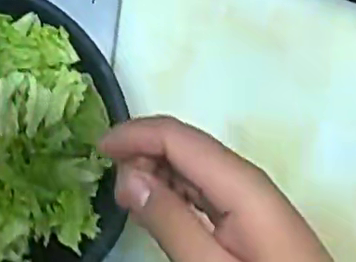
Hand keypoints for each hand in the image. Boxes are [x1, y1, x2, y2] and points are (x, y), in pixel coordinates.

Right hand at [100, 116, 330, 261]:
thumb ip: (170, 221)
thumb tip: (127, 174)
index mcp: (240, 183)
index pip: (174, 134)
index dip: (131, 134)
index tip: (97, 151)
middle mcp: (248, 180)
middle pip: (184, 143)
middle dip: (142, 152)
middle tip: (117, 190)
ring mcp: (257, 201)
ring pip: (193, 163)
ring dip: (157, 171)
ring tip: (134, 203)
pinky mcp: (259, 222)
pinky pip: (207, 188)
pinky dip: (177, 190)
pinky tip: (165, 213)